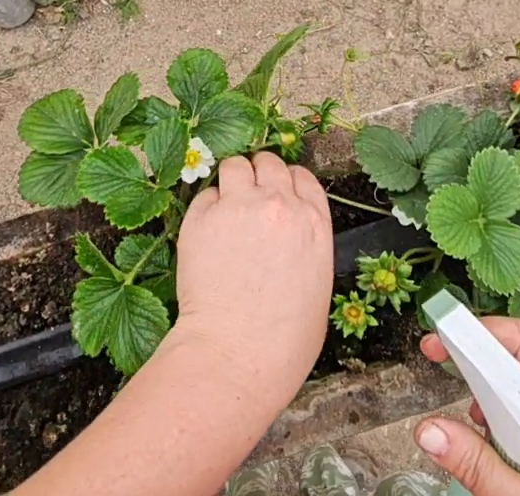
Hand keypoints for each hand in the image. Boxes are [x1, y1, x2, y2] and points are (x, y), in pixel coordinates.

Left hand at [169, 152, 333, 405]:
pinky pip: (205, 195)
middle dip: (259, 174)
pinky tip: (207, 232)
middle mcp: (278, 204)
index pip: (302, 176)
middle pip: (269, 163)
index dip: (288, 181)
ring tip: (226, 205)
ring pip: (234, 166)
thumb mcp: (318, 286)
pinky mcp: (201, 217)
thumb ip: (306, 244)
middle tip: (249, 195)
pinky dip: (207, 207)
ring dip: (231, 180)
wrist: (237, 355)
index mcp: (313, 222)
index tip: (277, 192)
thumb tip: (289, 238)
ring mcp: (238, 206)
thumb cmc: (284, 341)